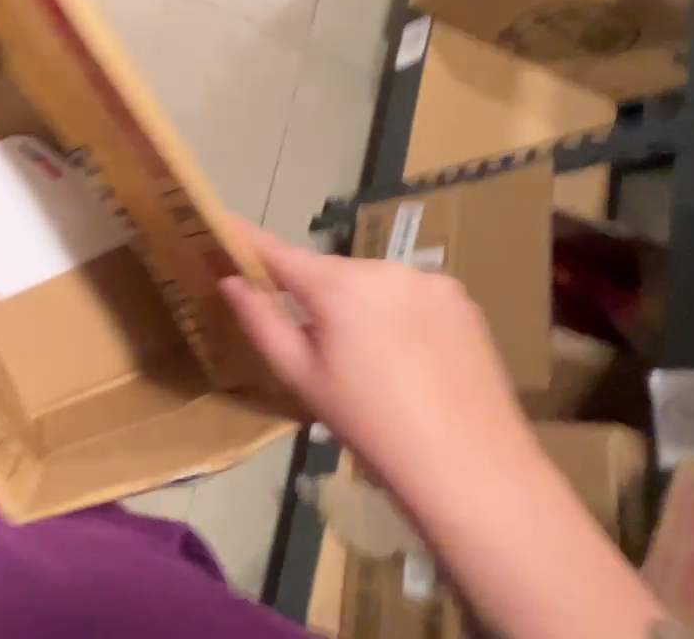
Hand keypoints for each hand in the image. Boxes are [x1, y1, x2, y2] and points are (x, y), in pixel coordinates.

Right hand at [218, 224, 541, 494]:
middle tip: (309, 342)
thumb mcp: (298, 374)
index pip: (276, 251)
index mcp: (340, 285)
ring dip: (352, 304)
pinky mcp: (463, 302)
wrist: (475, 470)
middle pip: (325, 271)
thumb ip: (259, 319)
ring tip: (363, 358)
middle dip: (309, 293)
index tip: (219, 223)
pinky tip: (402, 358)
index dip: (244, 238)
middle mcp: (386, 269)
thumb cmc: (369, 423)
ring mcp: (431, 282)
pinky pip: (404, 295)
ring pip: (366, 283)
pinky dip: (390, 313)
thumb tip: (230, 280)